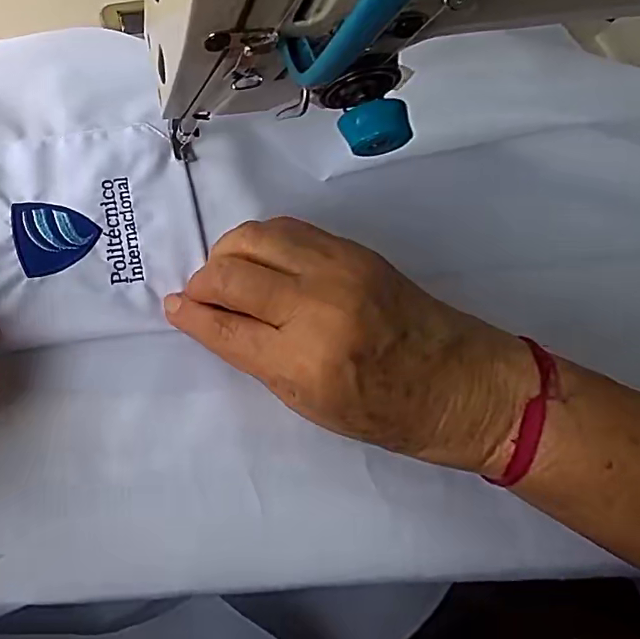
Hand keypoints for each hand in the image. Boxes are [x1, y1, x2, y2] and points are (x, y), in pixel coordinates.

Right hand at [161, 217, 534, 474]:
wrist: (466, 385)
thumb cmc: (381, 409)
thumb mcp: (302, 397)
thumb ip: (244, 350)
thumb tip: (193, 314)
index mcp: (305, 360)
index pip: (221, 324)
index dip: (188, 313)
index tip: (173, 307)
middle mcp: (318, 307)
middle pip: (227, 273)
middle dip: (201, 284)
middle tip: (203, 298)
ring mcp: (338, 270)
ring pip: (248, 238)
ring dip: (225, 256)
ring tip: (232, 278)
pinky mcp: (351, 250)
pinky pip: (281, 228)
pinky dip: (257, 243)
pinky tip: (262, 265)